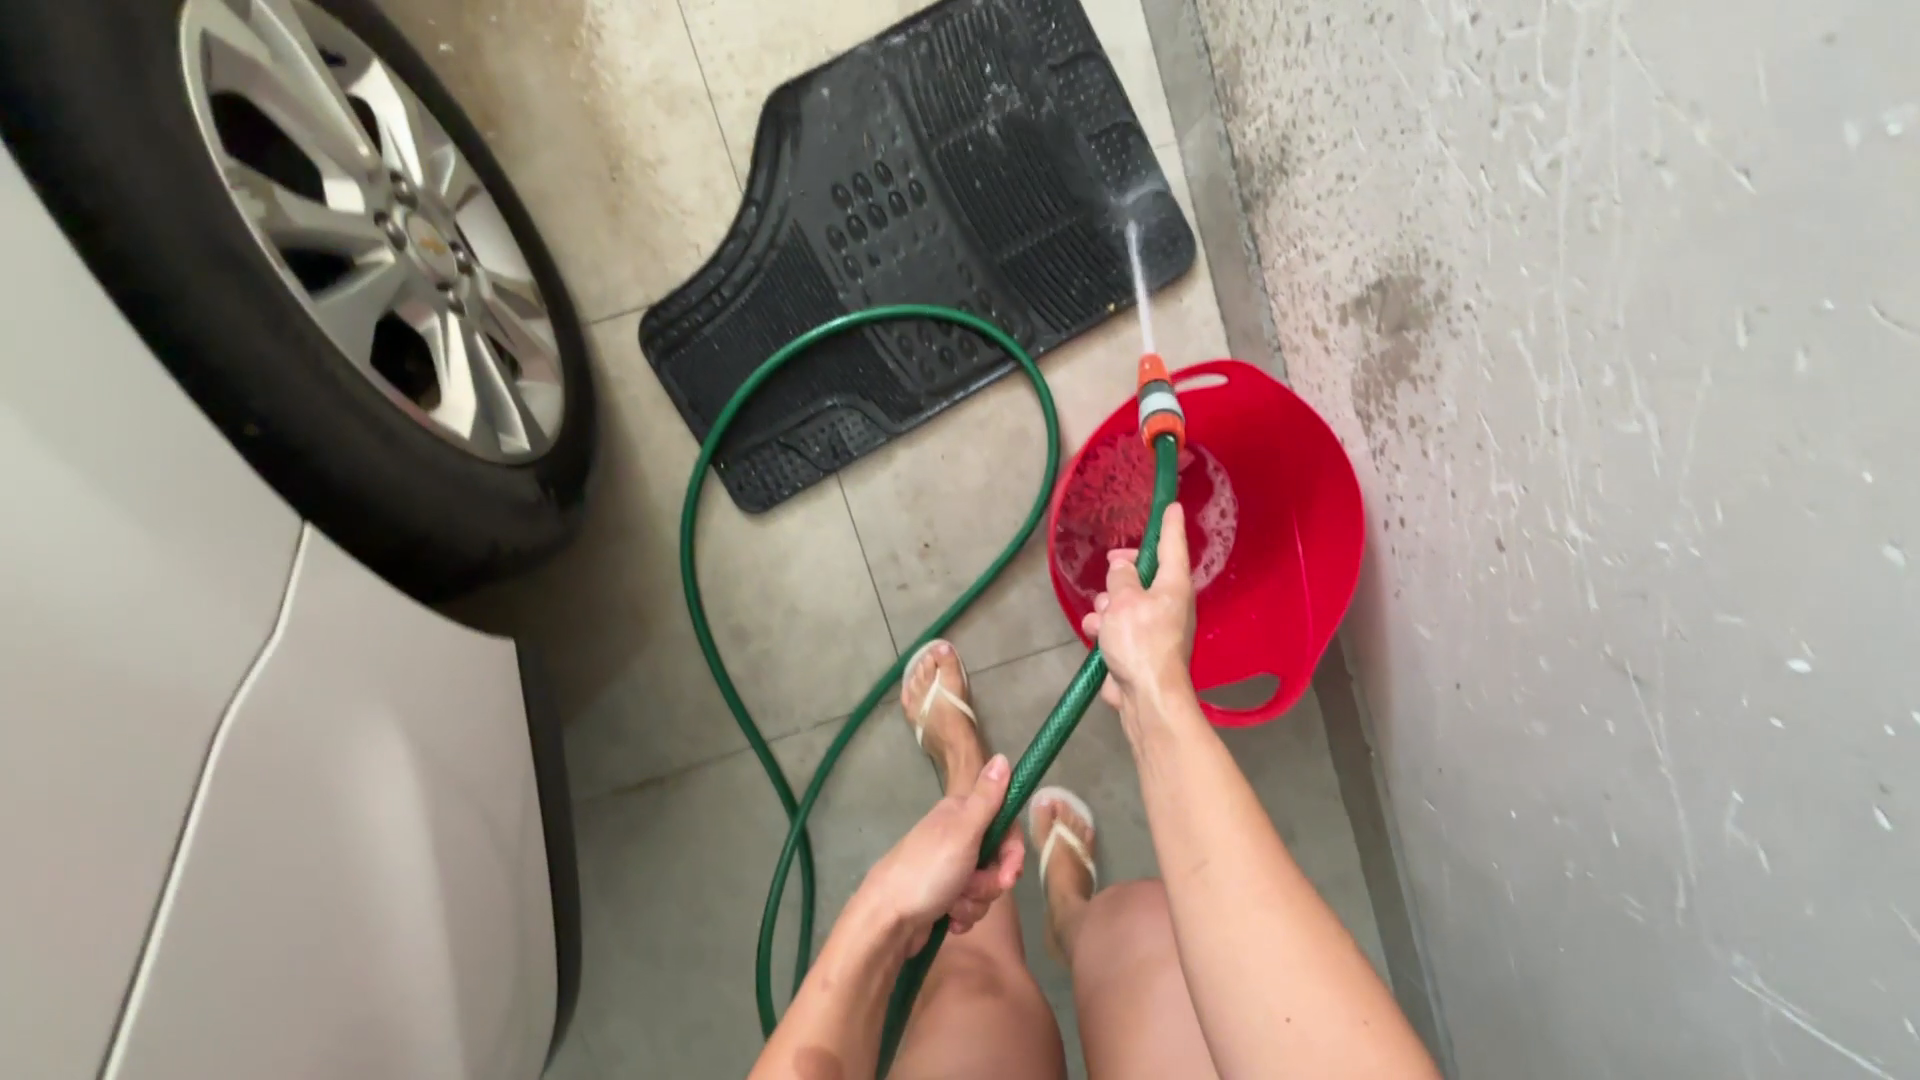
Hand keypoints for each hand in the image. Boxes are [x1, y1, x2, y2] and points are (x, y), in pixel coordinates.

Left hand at [852, 754, 1025, 953]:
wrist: (887, 921)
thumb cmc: (926, 871)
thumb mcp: (962, 831)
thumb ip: (987, 797)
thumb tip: (1003, 756)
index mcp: (960, 814)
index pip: (1004, 824)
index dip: (1012, 850)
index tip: (1010, 871)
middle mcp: (956, 836)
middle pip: (997, 859)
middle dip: (991, 882)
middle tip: (973, 889)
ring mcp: (949, 867)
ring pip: (986, 885)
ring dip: (975, 901)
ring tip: (953, 905)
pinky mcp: (944, 895)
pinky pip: (971, 904)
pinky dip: (963, 914)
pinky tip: (949, 918)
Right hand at [1081, 502, 1195, 714]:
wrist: (1146, 695)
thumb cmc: (1140, 641)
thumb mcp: (1124, 600)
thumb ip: (1121, 577)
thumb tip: (1122, 567)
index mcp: (1174, 585)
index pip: (1173, 546)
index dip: (1170, 525)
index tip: (1173, 505)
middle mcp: (1169, 602)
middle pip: (1143, 574)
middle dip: (1122, 572)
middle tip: (1110, 565)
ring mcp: (1155, 626)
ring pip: (1125, 601)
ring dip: (1107, 605)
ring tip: (1101, 619)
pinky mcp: (1140, 646)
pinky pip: (1118, 625)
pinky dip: (1105, 627)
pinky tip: (1096, 635)